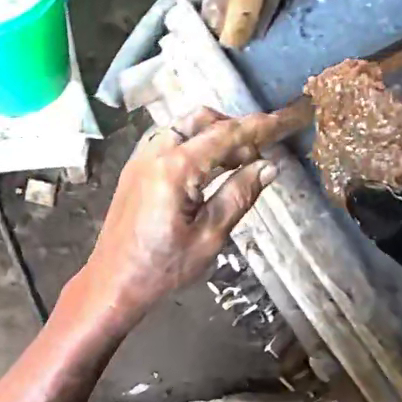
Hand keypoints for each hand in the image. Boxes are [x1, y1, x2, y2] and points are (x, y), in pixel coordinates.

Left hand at [75, 108, 278, 324]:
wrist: (113, 283)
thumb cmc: (162, 268)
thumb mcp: (209, 237)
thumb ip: (239, 195)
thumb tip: (268, 167)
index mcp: (175, 168)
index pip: (227, 134)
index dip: (262, 126)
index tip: (289, 119)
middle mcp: (155, 153)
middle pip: (203, 120)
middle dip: (236, 129)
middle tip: (259, 155)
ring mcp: (141, 158)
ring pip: (184, 127)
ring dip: (214, 135)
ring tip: (238, 163)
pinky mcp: (135, 169)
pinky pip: (169, 140)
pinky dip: (193, 144)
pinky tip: (208, 170)